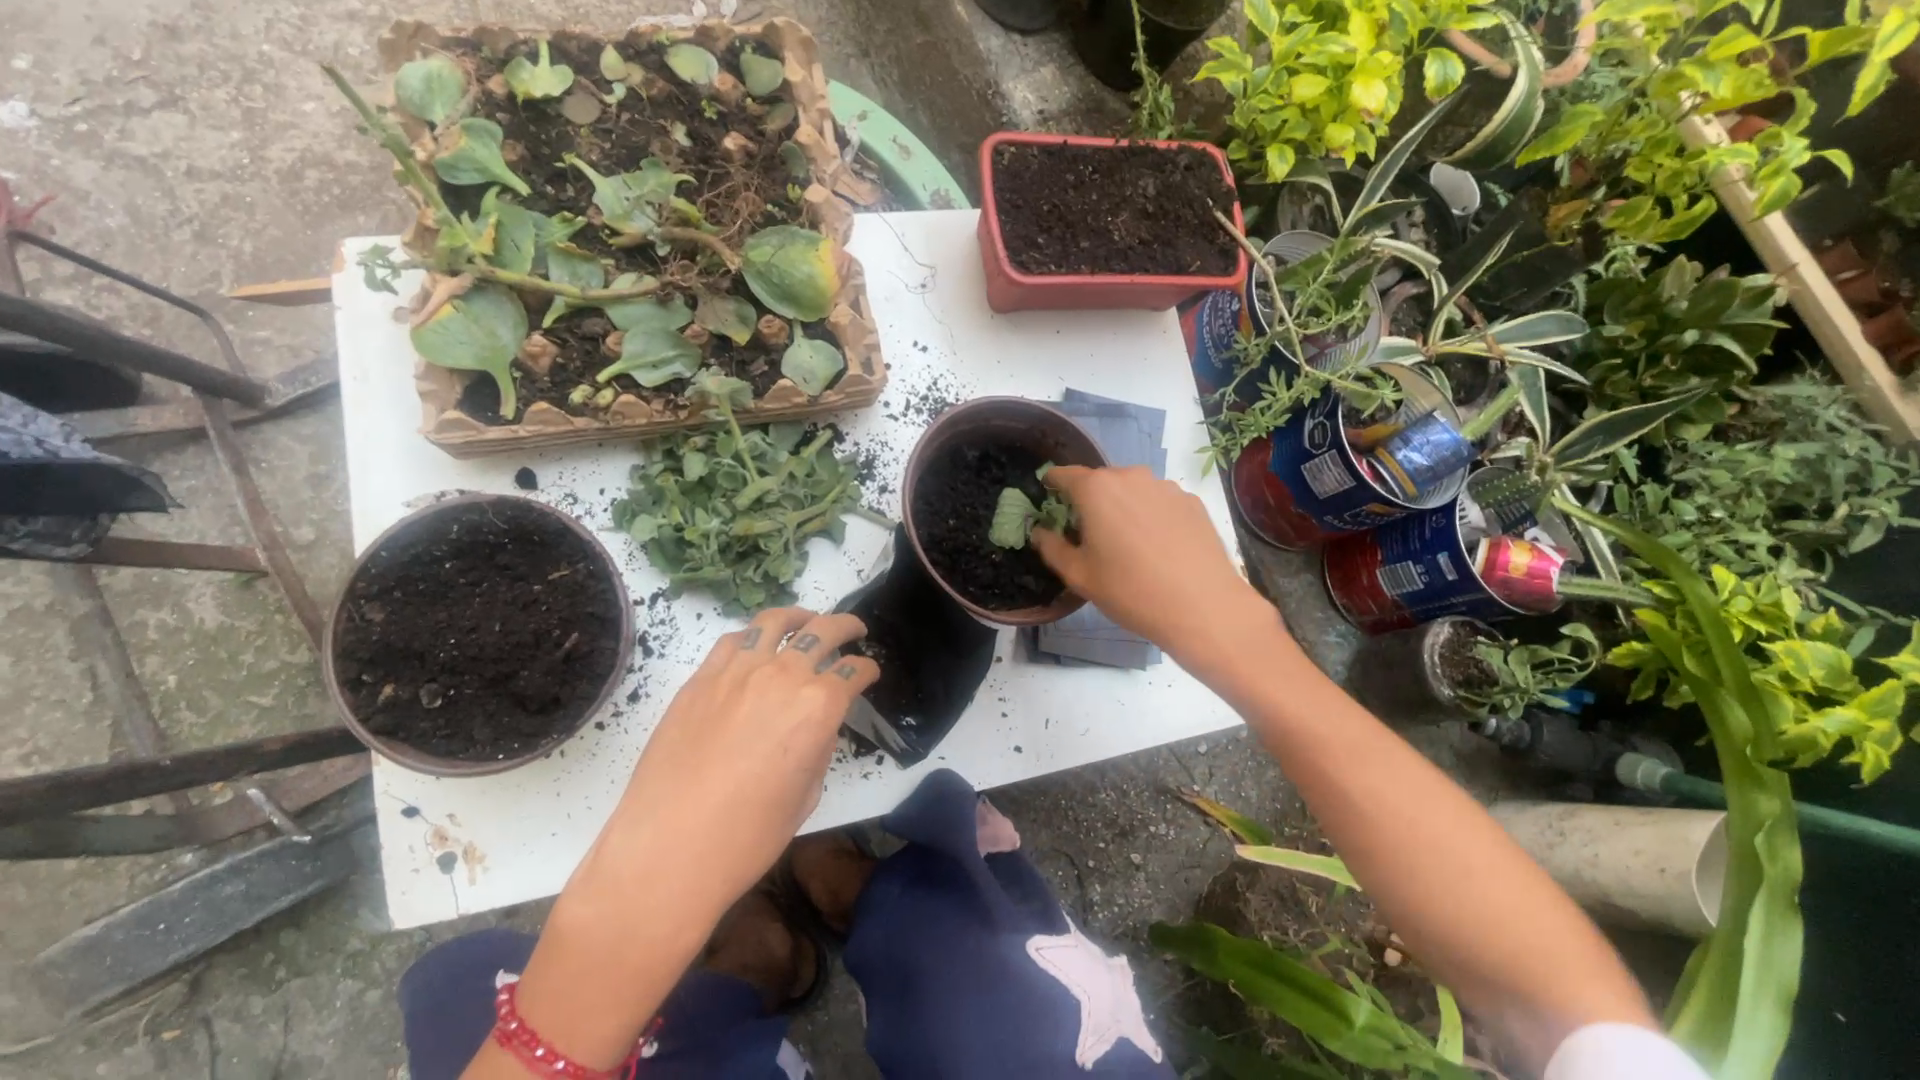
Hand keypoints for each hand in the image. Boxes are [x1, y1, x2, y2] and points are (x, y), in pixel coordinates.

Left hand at [610, 608, 879, 910]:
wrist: (670, 846)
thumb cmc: (749, 836)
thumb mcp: (806, 795)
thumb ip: (818, 750)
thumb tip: (815, 728)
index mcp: (819, 706)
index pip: (854, 672)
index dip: (867, 671)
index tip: (869, 674)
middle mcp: (782, 676)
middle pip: (822, 631)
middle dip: (845, 627)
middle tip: (855, 631)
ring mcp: (737, 672)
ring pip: (774, 622)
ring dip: (799, 618)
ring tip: (806, 622)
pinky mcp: (700, 679)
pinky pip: (733, 641)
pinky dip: (753, 636)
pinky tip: (756, 646)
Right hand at [1031, 466, 1289, 667]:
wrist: (1203, 607)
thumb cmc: (1131, 591)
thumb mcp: (1080, 576)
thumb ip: (1052, 548)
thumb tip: (1039, 531)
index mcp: (1096, 490)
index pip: (1064, 474)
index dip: (1052, 485)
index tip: (1048, 498)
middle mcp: (1131, 477)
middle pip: (1101, 482)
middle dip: (1091, 502)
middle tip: (1090, 536)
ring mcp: (1166, 487)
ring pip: (1133, 492)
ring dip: (1124, 509)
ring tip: (1129, 546)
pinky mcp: (1192, 502)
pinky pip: (1160, 503)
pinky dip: (1152, 517)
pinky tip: (1159, 549)